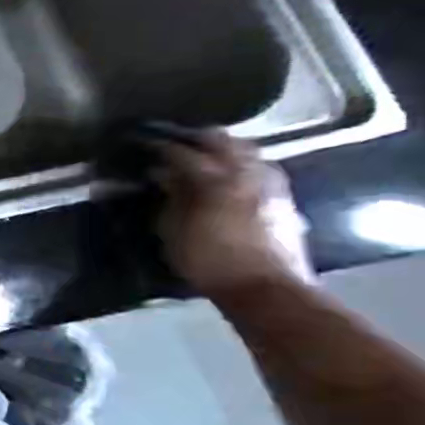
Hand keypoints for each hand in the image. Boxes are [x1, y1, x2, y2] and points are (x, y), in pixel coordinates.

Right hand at [154, 129, 314, 298]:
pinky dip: (243, 164)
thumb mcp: (173, 229)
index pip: (183, 153)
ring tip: (202, 153)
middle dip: (198, 137)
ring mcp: (271, 187)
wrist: (265, 287)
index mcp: (216, 181)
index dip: (160, 145)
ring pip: (250, 152)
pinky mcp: (284, 200)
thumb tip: (161, 174)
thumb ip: (170, 196)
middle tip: (173, 138)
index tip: (140, 140)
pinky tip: (229, 173)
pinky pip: (262, 169)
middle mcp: (248, 176)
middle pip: (226, 142)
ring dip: (225, 148)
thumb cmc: (207, 259)